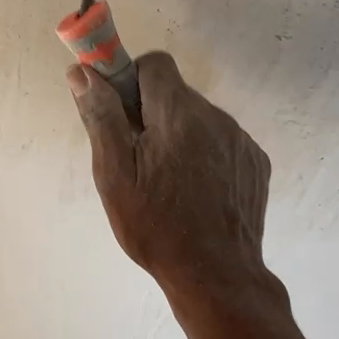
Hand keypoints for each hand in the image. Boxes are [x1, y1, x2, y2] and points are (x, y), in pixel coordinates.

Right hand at [68, 53, 274, 301]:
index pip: (154, 64)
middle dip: (149, 113)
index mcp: (179, 114)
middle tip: (134, 157)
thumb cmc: (154, 225)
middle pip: (174, 93)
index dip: (130, 79)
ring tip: (164, 181)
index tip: (118, 112)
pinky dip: (201, 153)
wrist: (216, 275)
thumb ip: (101, 116)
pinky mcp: (255, 163)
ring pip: (196, 118)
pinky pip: (219, 140)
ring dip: (175, 134)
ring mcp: (241, 140)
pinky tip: (192, 190)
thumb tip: (83, 72)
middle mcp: (216, 118)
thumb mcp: (113, 173)